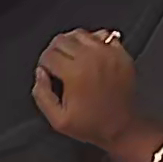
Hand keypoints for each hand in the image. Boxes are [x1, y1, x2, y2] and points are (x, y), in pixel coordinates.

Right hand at [33, 30, 161, 161]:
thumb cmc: (91, 124)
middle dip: (54, 51)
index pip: (49, 55)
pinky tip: (90, 53)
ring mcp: (108, 53)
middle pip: (62, 40)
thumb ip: (42, 94)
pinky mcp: (121, 54)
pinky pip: (103, 35)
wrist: (122, 127)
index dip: (44, 63)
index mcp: (75, 73)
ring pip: (80, 34)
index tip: (47, 71)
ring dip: (72, 43)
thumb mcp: (58, 120)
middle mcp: (91, 58)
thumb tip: (40, 73)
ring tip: (71, 57)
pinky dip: (93, 40)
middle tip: (56, 64)